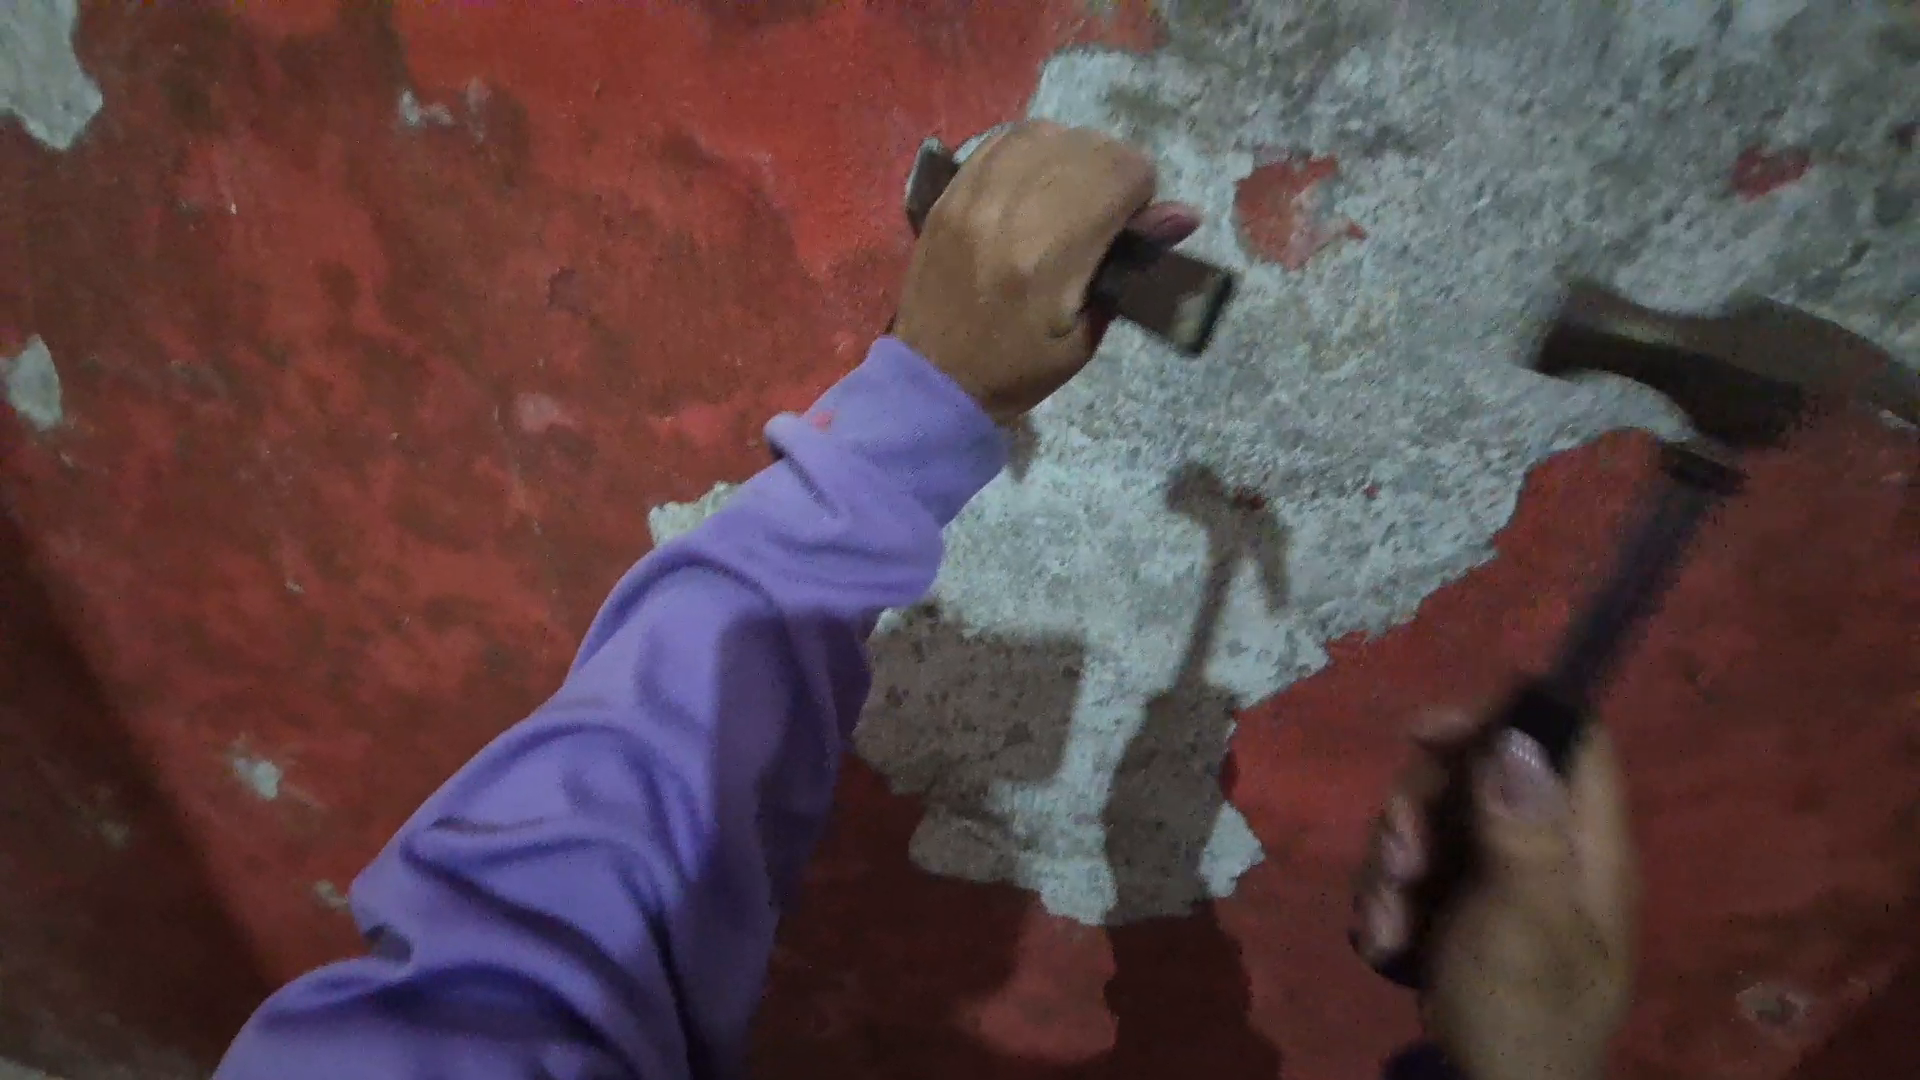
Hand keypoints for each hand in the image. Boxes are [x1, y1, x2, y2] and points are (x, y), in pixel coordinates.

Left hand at [892, 121, 1200, 422]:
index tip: (1127, 231)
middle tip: (1097, 222)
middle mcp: (1011, 208)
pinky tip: (1031, 188)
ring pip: (1046, 132)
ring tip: (1064, 201)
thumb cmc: (1014, 371)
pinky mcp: (949, 192)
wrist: (933, 380)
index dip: (1141, 197)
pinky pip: (1002, 140)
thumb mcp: (1084, 338)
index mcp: (1049, 253)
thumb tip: (1184, 215)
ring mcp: (972, 194)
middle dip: (1110, 176)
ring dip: (1070, 158)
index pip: (1124, 171)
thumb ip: (1131, 269)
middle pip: (1090, 145)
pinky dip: (1029, 154)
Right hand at [1354, 712, 1637, 1079]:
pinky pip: (1404, 853)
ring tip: (1393, 913)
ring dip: (1391, 854)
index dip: (1504, 716)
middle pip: (1471, 769)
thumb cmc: (1522, 1008)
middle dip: (1417, 803)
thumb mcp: (1523, 925)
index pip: (1568, 740)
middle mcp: (1539, 842)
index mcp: (1583, 845)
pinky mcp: (1452, 889)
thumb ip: (1525, 835)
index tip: (1429, 730)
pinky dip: (1385, 886)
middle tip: (1404, 856)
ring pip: (1425, 811)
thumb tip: (1518, 741)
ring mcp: (1492, 866)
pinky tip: (1387, 932)